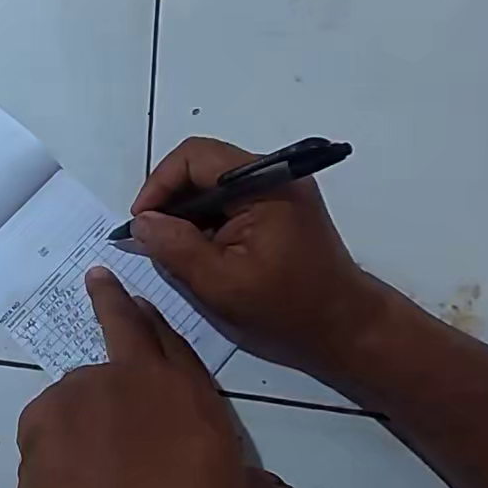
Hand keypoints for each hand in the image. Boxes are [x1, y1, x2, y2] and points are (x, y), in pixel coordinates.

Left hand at [0, 269, 291, 487]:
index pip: (181, 353)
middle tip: (99, 278)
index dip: (163, 330)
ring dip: (84, 407)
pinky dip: (55, 438)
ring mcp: (89, 391)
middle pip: (127, 328)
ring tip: (84, 462)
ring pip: (84, 386)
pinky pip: (52, 419)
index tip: (146, 305)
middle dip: (114, 301)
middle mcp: (141, 384)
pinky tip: (59, 478)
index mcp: (195, 406)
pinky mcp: (45, 412)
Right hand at [130, 136, 390, 377]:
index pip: (195, 157)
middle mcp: (273, 176)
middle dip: (169, 200)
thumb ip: (174, 247)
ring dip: (185, 213)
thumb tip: (140, 222)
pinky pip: (227, 201)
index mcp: (264, 185)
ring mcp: (277, 190)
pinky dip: (204, 221)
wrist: (346, 330)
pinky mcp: (277, 207)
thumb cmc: (286, 310)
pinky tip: (198, 251)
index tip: (141, 222)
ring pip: (211, 185)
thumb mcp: (219, 283)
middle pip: (201, 166)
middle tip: (152, 238)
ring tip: (173, 250)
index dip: (159, 184)